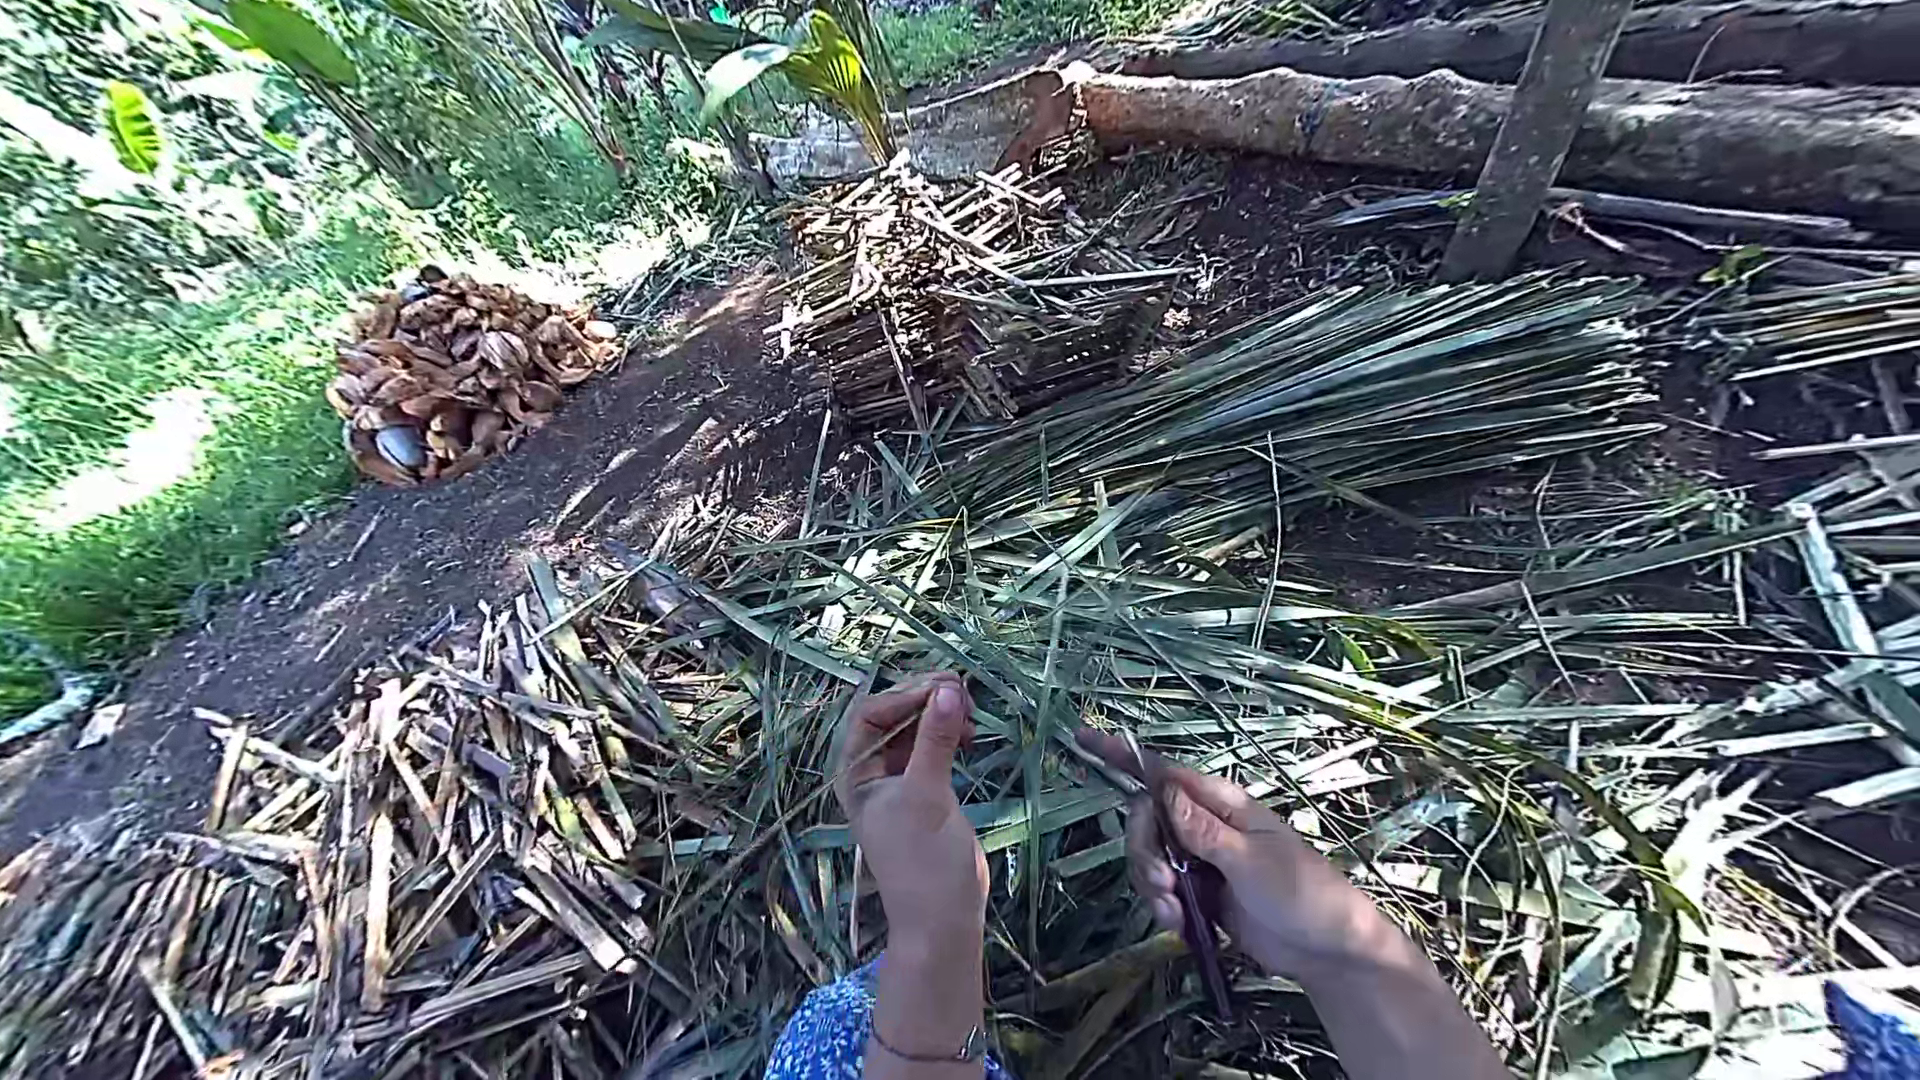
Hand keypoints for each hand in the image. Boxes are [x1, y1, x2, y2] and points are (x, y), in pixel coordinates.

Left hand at [834, 672, 987, 947]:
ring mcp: (902, 777)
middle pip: (894, 715)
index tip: (941, 690)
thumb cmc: (923, 862)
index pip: (871, 714)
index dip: (903, 696)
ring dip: (941, 712)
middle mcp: (874, 770)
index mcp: (856, 772)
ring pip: (917, 726)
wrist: (946, 921)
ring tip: (970, 712)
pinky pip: (935, 743)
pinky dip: (951, 732)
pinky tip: (970, 732)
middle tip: (961, 691)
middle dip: (925, 699)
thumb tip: (948, 691)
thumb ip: (935, 741)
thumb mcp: (927, 795)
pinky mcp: (927, 785)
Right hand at [1077, 728, 1397, 982]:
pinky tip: (1180, 925)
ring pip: (1147, 854)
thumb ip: (1203, 829)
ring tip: (1175, 912)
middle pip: (1144, 818)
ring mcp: (1195, 856)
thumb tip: (1162, 791)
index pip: (1160, 771)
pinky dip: (1161, 906)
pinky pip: (1159, 886)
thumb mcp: (1253, 859)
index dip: (1120, 754)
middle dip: (1144, 851)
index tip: (1083, 738)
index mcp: (1216, 802)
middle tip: (1164, 882)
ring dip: (1152, 883)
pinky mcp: (1195, 889)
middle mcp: (1199, 822)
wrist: (1330, 953)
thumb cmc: (1303, 893)